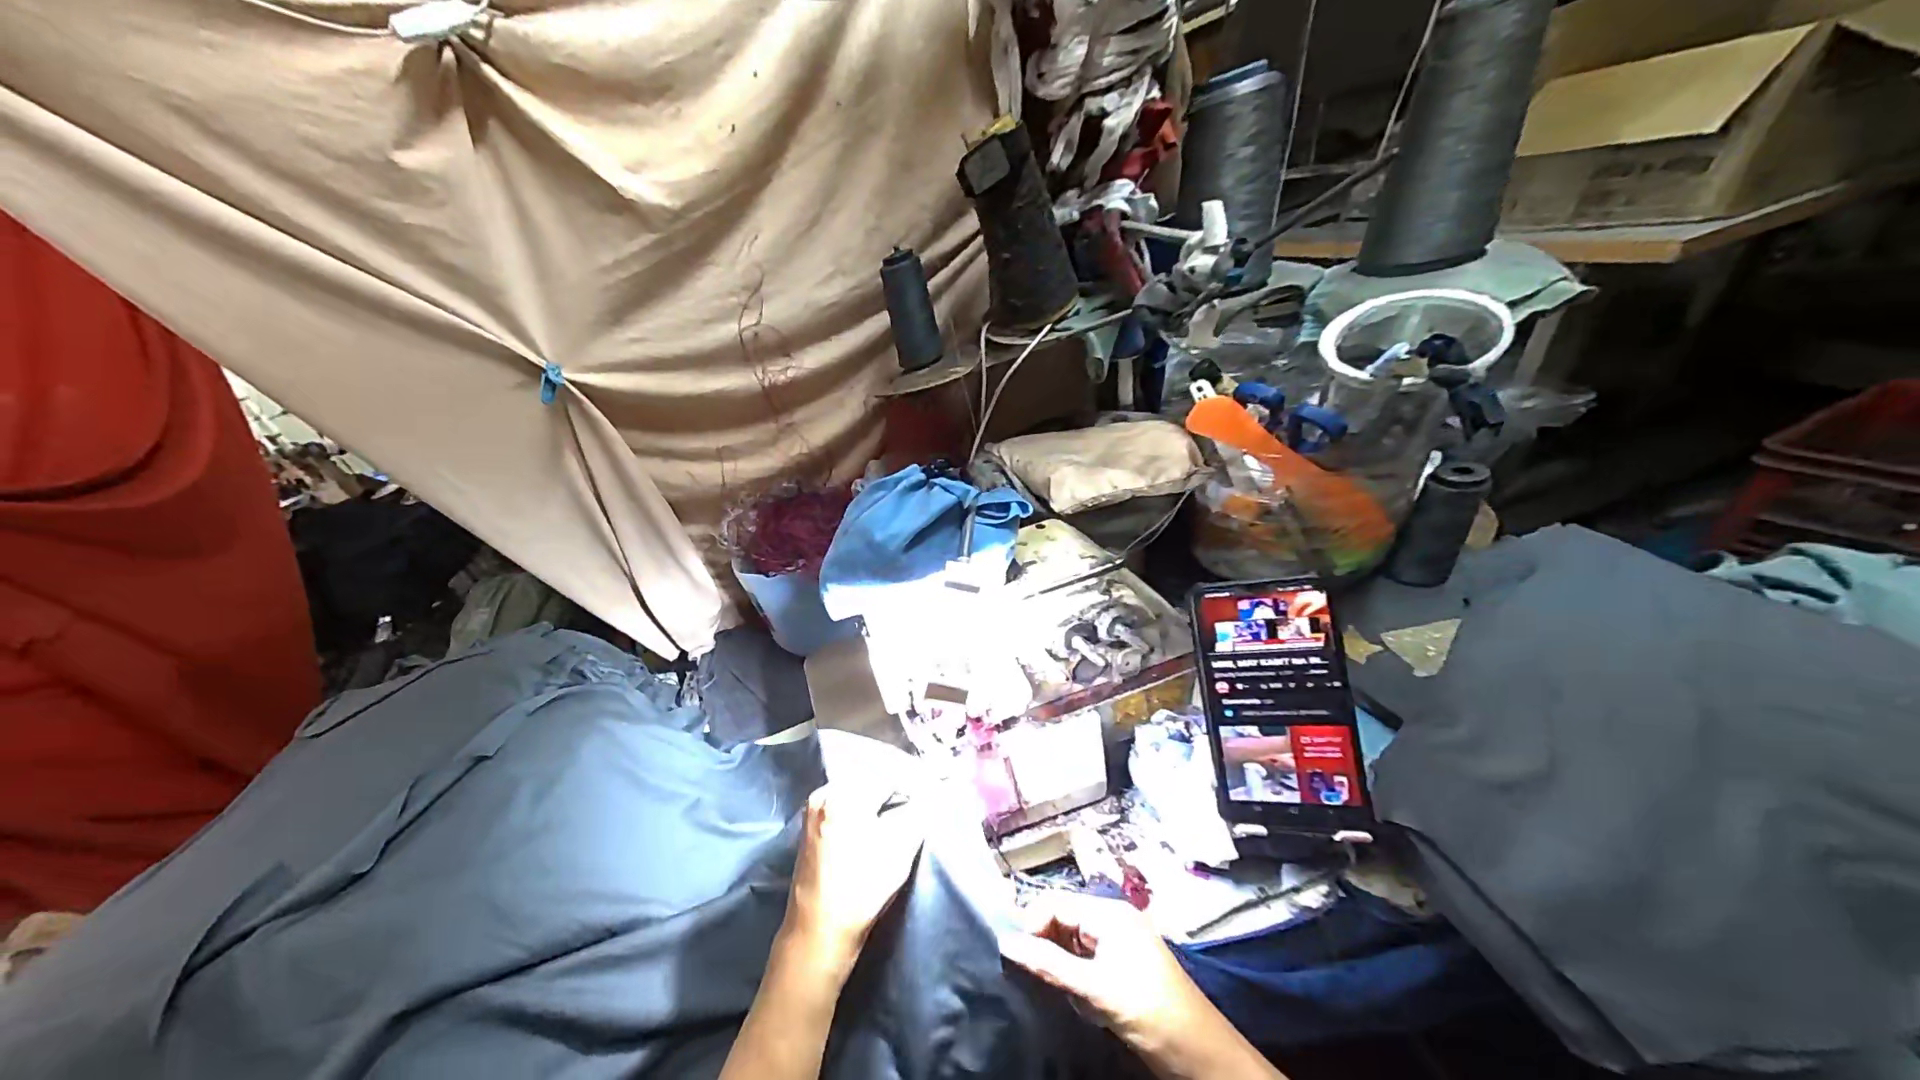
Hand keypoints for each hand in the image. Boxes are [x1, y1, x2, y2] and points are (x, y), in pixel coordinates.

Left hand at [780, 783, 923, 978]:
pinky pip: (844, 803)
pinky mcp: (811, 825)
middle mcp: (824, 793)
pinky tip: (879, 821)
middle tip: (921, 799)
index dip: (915, 784)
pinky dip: (863, 807)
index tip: (934, 792)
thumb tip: (935, 791)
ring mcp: (814, 809)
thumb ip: (919, 812)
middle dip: (896, 786)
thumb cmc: (861, 890)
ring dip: (880, 796)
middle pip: (871, 778)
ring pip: (857, 790)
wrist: (817, 932)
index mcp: (843, 794)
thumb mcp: (900, 849)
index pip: (890, 776)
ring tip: (904, 810)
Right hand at [999, 894, 1283, 1079]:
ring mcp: (1120, 943)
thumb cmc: (1150, 1012)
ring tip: (1049, 987)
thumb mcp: (1096, 990)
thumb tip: (1006, 943)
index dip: (1030, 924)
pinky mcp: (1123, 966)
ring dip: (1057, 962)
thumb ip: (1049, 965)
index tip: (1011, 954)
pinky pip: (1085, 959)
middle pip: (1063, 919)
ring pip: (1072, 941)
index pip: (1055, 903)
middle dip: (1043, 943)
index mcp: (1109, 913)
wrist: (1203, 1054)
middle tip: (1026, 974)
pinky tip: (1073, 997)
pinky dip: (1073, 974)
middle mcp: (1113, 920)